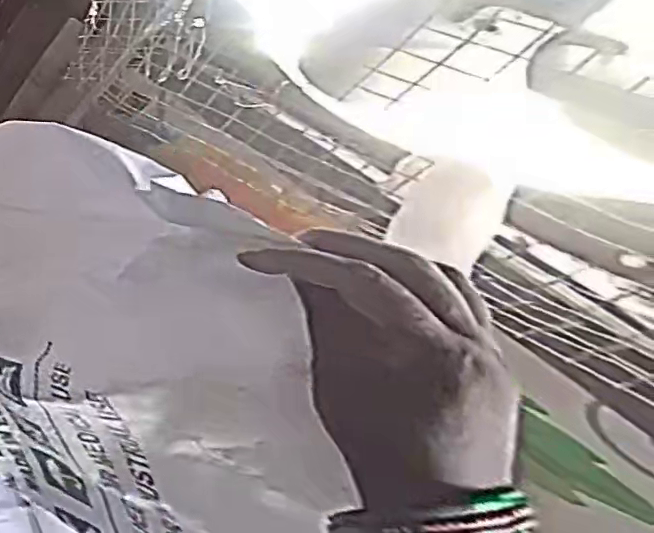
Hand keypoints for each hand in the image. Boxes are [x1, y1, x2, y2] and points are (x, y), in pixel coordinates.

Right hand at [240, 229, 518, 511]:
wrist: (435, 503)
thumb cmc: (377, 445)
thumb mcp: (336, 377)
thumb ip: (323, 318)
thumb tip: (294, 275)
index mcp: (438, 351)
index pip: (364, 279)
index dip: (303, 261)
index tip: (256, 257)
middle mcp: (475, 343)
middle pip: (409, 266)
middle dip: (345, 247)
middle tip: (296, 244)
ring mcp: (490, 350)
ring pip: (440, 276)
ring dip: (382, 258)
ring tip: (338, 257)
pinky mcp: (488, 357)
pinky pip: (455, 299)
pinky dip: (413, 281)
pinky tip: (381, 285)